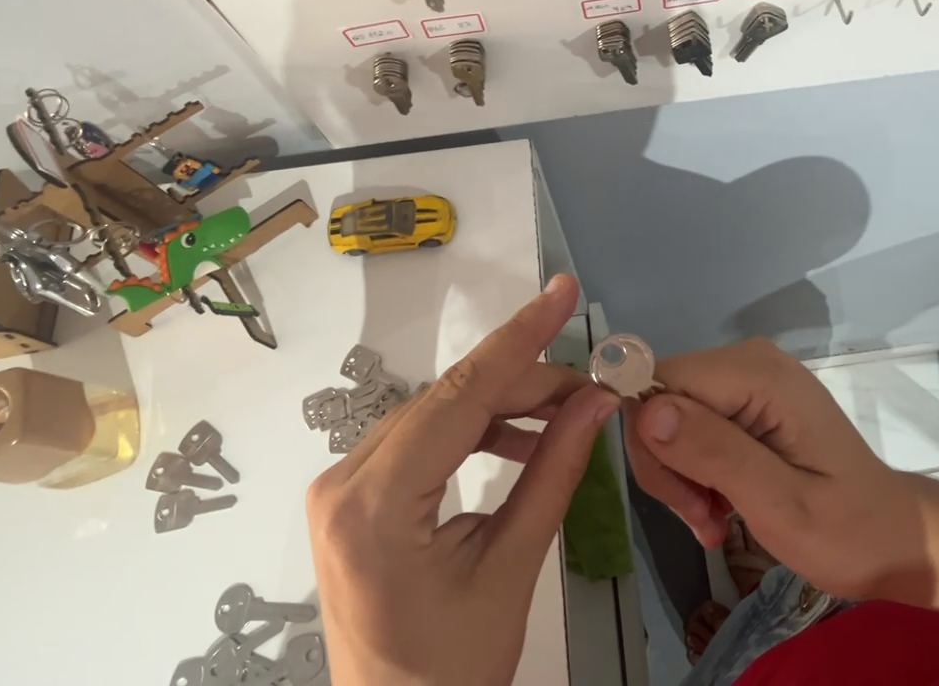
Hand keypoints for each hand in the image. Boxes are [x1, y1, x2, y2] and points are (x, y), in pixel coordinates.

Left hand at [307, 274, 619, 685]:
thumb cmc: (453, 668)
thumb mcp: (511, 568)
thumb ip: (554, 472)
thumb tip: (597, 400)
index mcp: (374, 503)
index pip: (460, 395)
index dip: (520, 338)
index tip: (561, 291)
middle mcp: (344, 478)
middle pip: (450, 400)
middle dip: (525, 384)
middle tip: (590, 388)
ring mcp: (342, 483)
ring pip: (439, 412)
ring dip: (504, 405)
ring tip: (566, 414)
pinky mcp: (354, 492)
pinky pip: (424, 438)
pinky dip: (477, 431)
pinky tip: (522, 441)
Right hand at [621, 339, 935, 604]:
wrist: (893, 538)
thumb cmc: (847, 531)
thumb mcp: (781, 505)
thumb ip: (716, 453)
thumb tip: (649, 412)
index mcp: (760, 375)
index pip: (663, 381)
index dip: (653, 439)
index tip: (681, 497)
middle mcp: (749, 361)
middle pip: (661, 397)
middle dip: (666, 463)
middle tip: (700, 517)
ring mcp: (748, 379)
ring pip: (668, 415)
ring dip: (679, 474)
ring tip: (712, 520)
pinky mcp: (746, 400)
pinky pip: (690, 425)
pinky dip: (693, 470)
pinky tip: (716, 508)